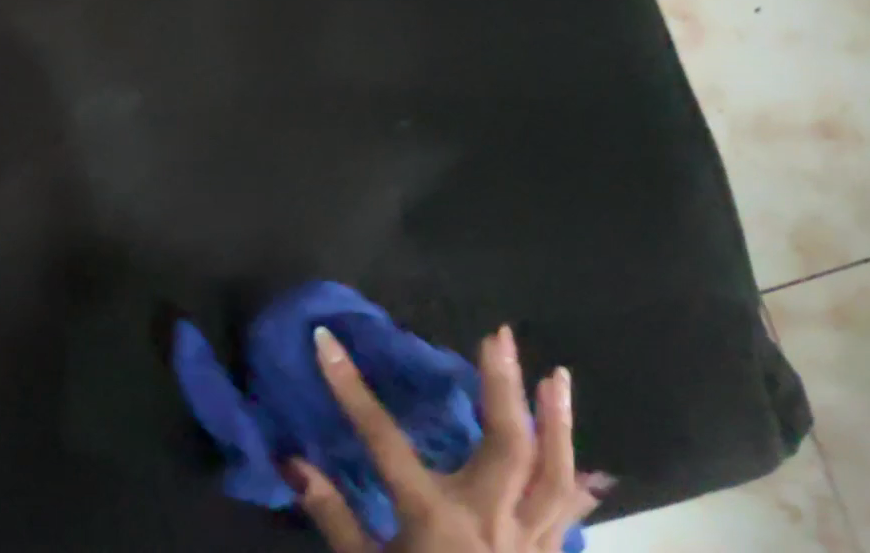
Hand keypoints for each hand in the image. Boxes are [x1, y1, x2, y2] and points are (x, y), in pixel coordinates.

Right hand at [288, 326, 611, 552]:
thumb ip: (332, 516)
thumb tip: (291, 462)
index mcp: (434, 519)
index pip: (383, 438)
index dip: (350, 388)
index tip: (326, 342)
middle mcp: (489, 520)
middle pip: (507, 444)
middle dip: (503, 386)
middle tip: (500, 336)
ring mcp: (526, 540)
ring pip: (555, 472)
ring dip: (557, 421)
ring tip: (557, 376)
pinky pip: (566, 510)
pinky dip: (573, 475)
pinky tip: (579, 456)